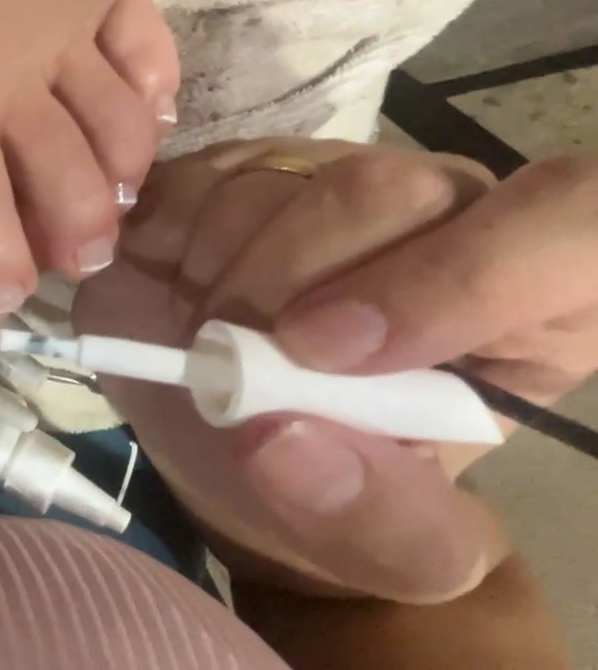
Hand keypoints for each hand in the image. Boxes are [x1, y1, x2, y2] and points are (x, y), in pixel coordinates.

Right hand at [77, 141, 597, 602]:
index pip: (578, 226)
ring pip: (270, 183)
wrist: (208, 427)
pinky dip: (157, 239)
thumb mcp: (387, 543)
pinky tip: (165, 279)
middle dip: (286, 281)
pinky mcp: (218, 167)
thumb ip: (372, 512)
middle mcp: (435, 212)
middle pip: (388, 190)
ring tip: (198, 328)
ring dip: (209, 271)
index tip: (328, 356)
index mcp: (534, 299)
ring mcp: (315, 175)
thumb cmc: (324, 481)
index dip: (457, 279)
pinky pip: (183, 179)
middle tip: (230, 350)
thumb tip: (278, 439)